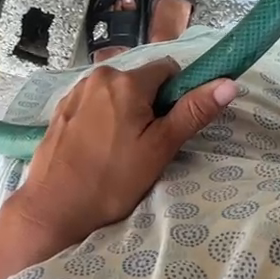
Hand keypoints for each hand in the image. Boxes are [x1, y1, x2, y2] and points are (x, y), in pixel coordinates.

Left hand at [0, 60, 236, 254]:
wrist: (52, 209)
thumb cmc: (110, 182)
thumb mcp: (159, 149)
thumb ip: (192, 113)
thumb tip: (228, 83)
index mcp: (127, 81)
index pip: (167, 69)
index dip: (176, 94)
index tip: (169, 125)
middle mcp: (100, 75)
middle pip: (140, 80)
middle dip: (149, 105)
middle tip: (145, 145)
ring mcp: (77, 89)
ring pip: (116, 92)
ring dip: (125, 111)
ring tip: (119, 151)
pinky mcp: (62, 106)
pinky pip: (94, 102)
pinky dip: (102, 117)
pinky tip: (97, 149)